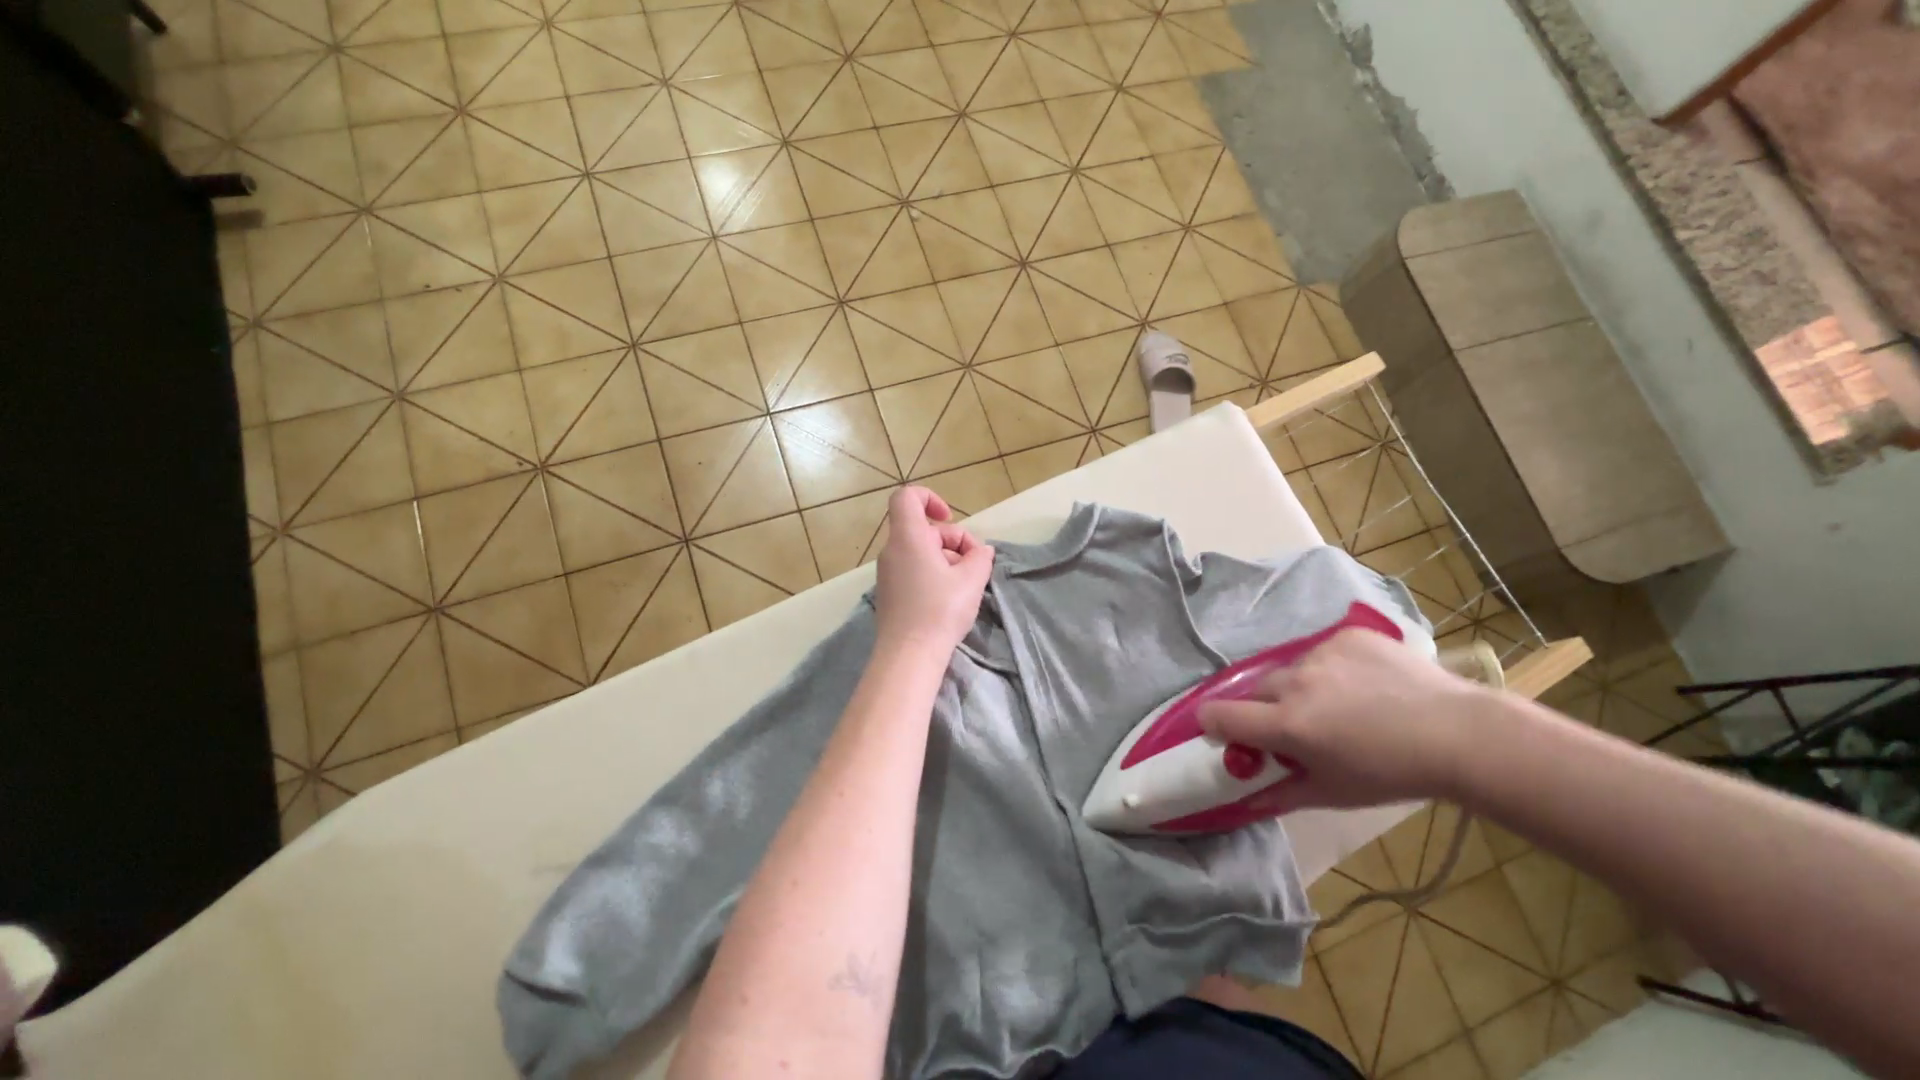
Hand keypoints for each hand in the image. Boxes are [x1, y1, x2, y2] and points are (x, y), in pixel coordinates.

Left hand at [874, 487, 994, 653]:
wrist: (908, 655)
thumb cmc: (940, 610)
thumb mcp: (972, 580)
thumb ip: (980, 558)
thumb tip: (981, 552)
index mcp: (908, 538)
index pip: (907, 497)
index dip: (930, 499)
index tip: (950, 519)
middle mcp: (892, 551)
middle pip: (923, 529)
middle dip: (952, 541)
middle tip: (974, 565)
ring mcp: (888, 574)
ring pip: (920, 552)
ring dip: (946, 560)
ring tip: (966, 585)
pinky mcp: (890, 594)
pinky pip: (913, 571)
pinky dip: (933, 575)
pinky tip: (950, 599)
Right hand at [1197, 630, 1490, 811]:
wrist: (1459, 733)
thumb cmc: (1392, 773)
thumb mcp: (1333, 793)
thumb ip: (1281, 792)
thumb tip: (1247, 796)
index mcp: (1288, 724)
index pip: (1222, 716)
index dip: (1213, 723)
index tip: (1219, 730)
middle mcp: (1297, 682)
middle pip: (1256, 689)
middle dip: (1263, 707)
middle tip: (1292, 726)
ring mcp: (1324, 653)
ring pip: (1293, 669)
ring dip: (1300, 686)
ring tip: (1337, 704)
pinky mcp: (1350, 636)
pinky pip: (1325, 651)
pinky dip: (1333, 668)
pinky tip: (1363, 684)